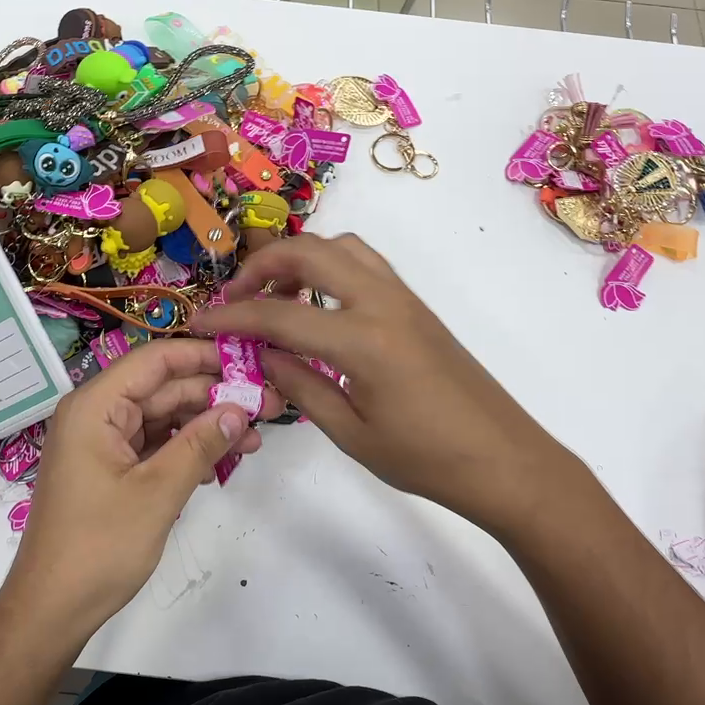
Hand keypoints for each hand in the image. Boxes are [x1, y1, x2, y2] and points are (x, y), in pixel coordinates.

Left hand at [6, 339, 262, 627]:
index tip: (249, 361)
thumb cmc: (98, 546)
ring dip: (204, 426)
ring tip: (253, 440)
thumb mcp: (157, 492)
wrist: (51, 608)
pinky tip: (219, 464)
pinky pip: (153, 444)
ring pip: (162, 417)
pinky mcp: (108, 467)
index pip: (155, 359)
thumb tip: (239, 409)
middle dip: (213, 396)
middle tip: (268, 407)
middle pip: (162, 388)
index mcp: (95, 405)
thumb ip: (199, 445)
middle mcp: (95, 413)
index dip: (203, 356)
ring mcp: (101, 441)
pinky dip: (185, 449)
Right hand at [191, 234, 583, 535]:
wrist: (505, 459)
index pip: (278, 315)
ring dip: (298, 258)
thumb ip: (299, 385)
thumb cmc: (427, 459)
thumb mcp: (351, 434)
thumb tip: (260, 353)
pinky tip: (318, 303)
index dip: (231, 318)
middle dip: (259, 267)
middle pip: (307, 252)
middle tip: (235, 301)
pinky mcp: (415, 303)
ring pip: (339, 244)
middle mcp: (382, 303)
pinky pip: (363, 261)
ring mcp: (403, 297)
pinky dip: (329, 264)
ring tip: (276, 295)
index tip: (199, 323)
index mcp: (362, 341)